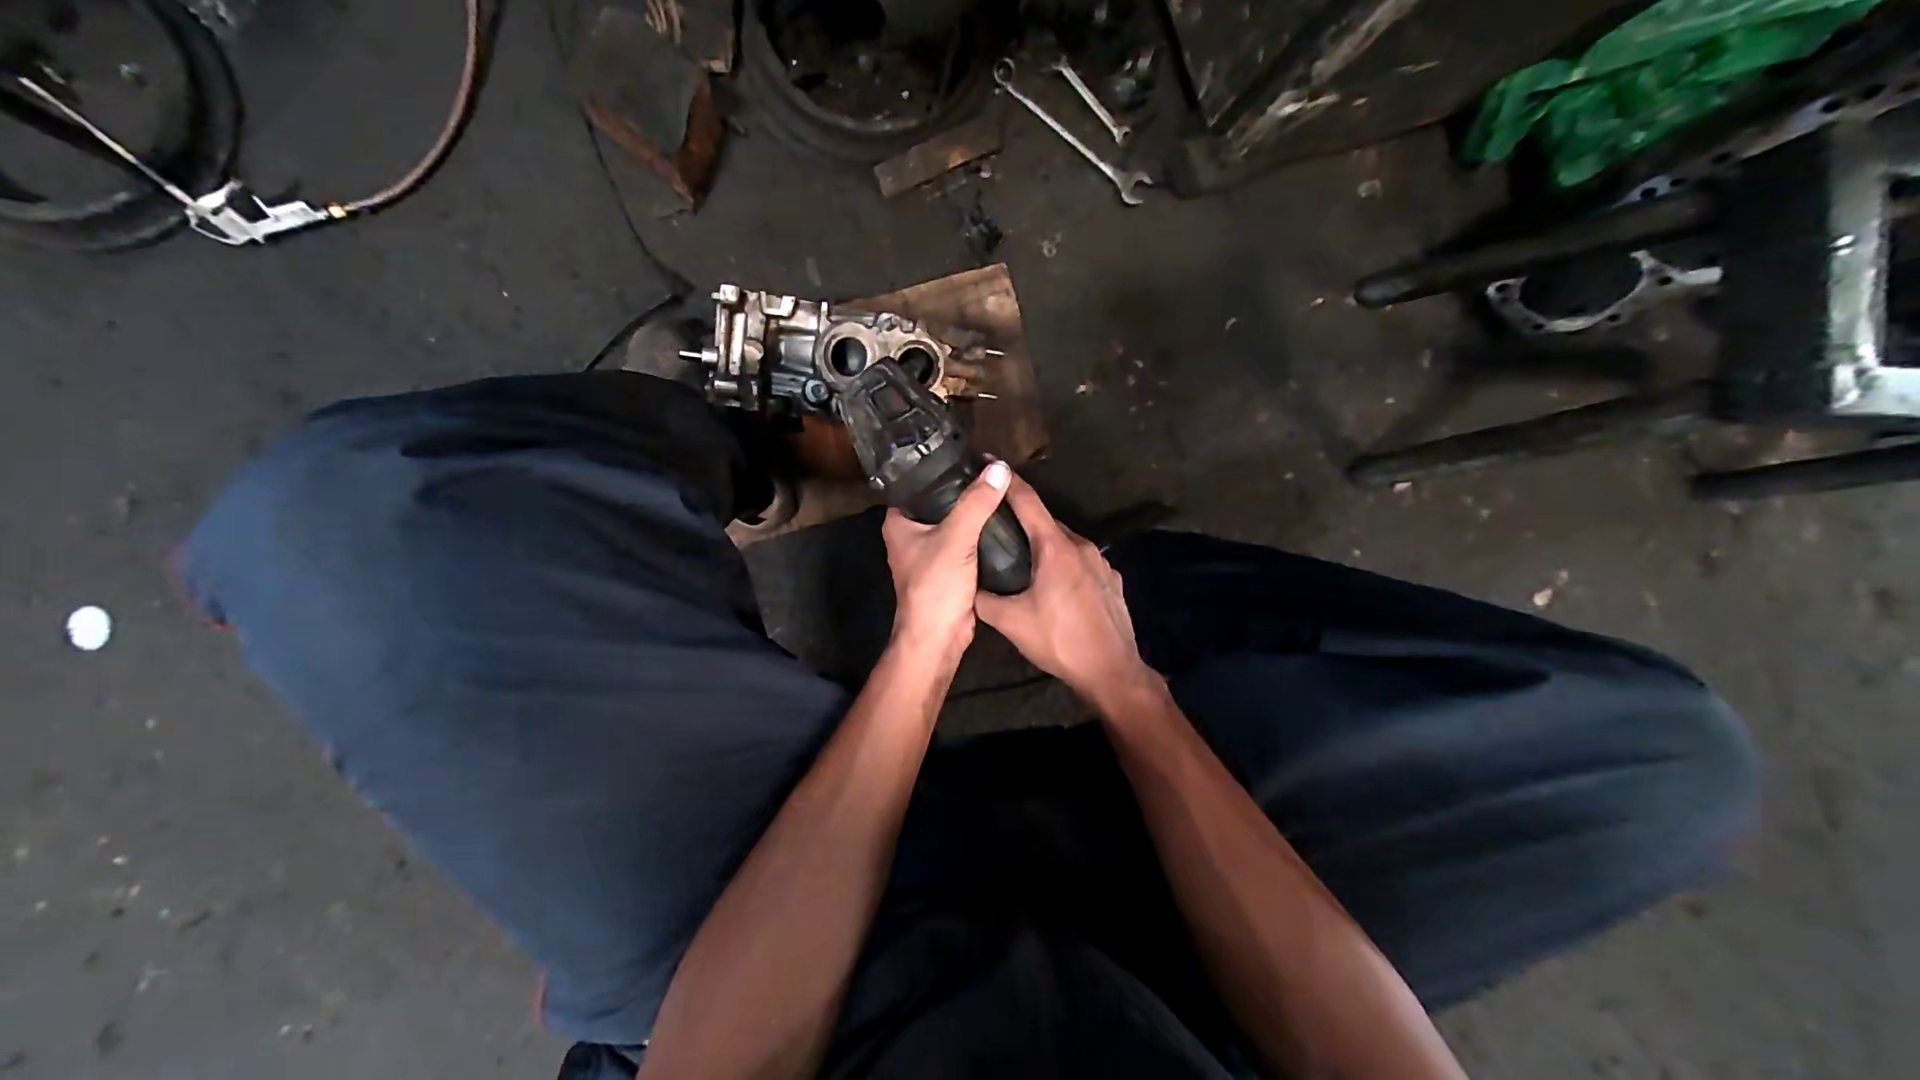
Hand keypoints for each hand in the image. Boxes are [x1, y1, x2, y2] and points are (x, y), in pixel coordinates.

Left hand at [881, 460, 1012, 653]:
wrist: (939, 636)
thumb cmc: (935, 585)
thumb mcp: (956, 537)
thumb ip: (977, 502)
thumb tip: (1000, 467)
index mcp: (899, 522)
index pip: (918, 483)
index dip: (941, 467)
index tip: (970, 452)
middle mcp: (911, 534)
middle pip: (941, 501)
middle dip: (965, 488)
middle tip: (993, 468)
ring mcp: (931, 551)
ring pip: (956, 521)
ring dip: (975, 511)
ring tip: (1001, 486)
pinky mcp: (950, 567)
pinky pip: (967, 540)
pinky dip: (981, 532)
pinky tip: (1003, 518)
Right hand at [974, 473, 1158, 702]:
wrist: (1111, 671)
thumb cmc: (1059, 641)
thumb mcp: (1011, 622)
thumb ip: (984, 599)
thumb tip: (966, 587)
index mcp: (1055, 548)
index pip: (1028, 502)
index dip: (1008, 481)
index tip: (991, 463)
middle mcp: (1082, 546)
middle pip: (1047, 522)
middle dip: (1022, 519)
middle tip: (997, 523)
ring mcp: (1102, 563)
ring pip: (1066, 542)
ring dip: (1044, 543)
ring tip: (1022, 556)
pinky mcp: (1112, 580)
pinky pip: (1082, 561)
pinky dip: (1064, 562)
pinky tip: (1054, 584)